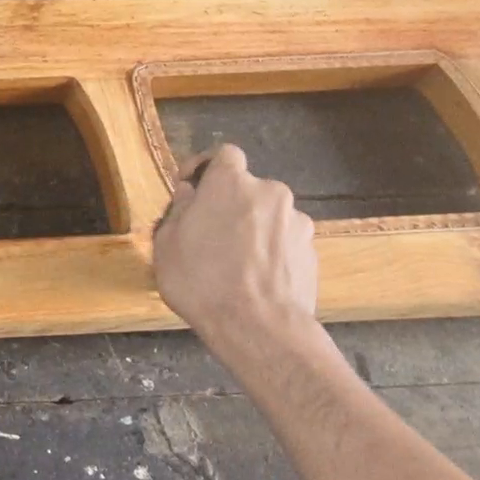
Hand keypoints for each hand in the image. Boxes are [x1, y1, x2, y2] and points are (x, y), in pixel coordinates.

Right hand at [153, 144, 317, 340]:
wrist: (258, 325)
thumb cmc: (200, 280)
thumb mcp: (167, 245)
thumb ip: (179, 211)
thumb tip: (190, 194)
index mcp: (230, 184)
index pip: (225, 154)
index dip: (206, 166)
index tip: (191, 188)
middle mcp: (270, 192)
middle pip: (247, 188)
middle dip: (228, 204)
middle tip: (207, 235)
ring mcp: (297, 221)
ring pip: (266, 215)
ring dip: (250, 228)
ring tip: (233, 262)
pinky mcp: (312, 249)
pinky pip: (283, 240)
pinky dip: (269, 249)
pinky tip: (254, 276)